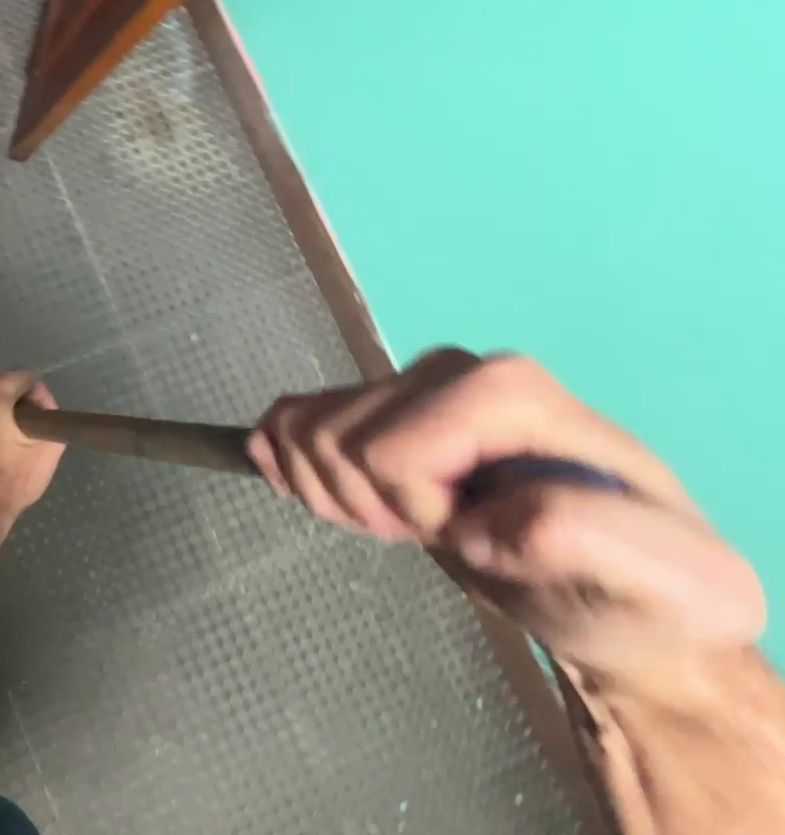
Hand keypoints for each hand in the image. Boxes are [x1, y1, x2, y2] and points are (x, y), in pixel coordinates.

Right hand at [247, 348, 764, 696]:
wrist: (604, 586)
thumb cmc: (637, 589)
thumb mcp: (674, 585)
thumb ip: (592, 536)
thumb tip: (479, 519)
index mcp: (509, 390)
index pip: (386, 447)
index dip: (409, 505)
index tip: (471, 533)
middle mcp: (447, 367)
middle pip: (331, 437)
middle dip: (366, 504)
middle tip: (434, 531)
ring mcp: (399, 382)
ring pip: (296, 429)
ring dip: (331, 493)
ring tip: (401, 516)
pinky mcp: (363, 402)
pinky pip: (281, 419)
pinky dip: (289, 466)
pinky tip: (342, 493)